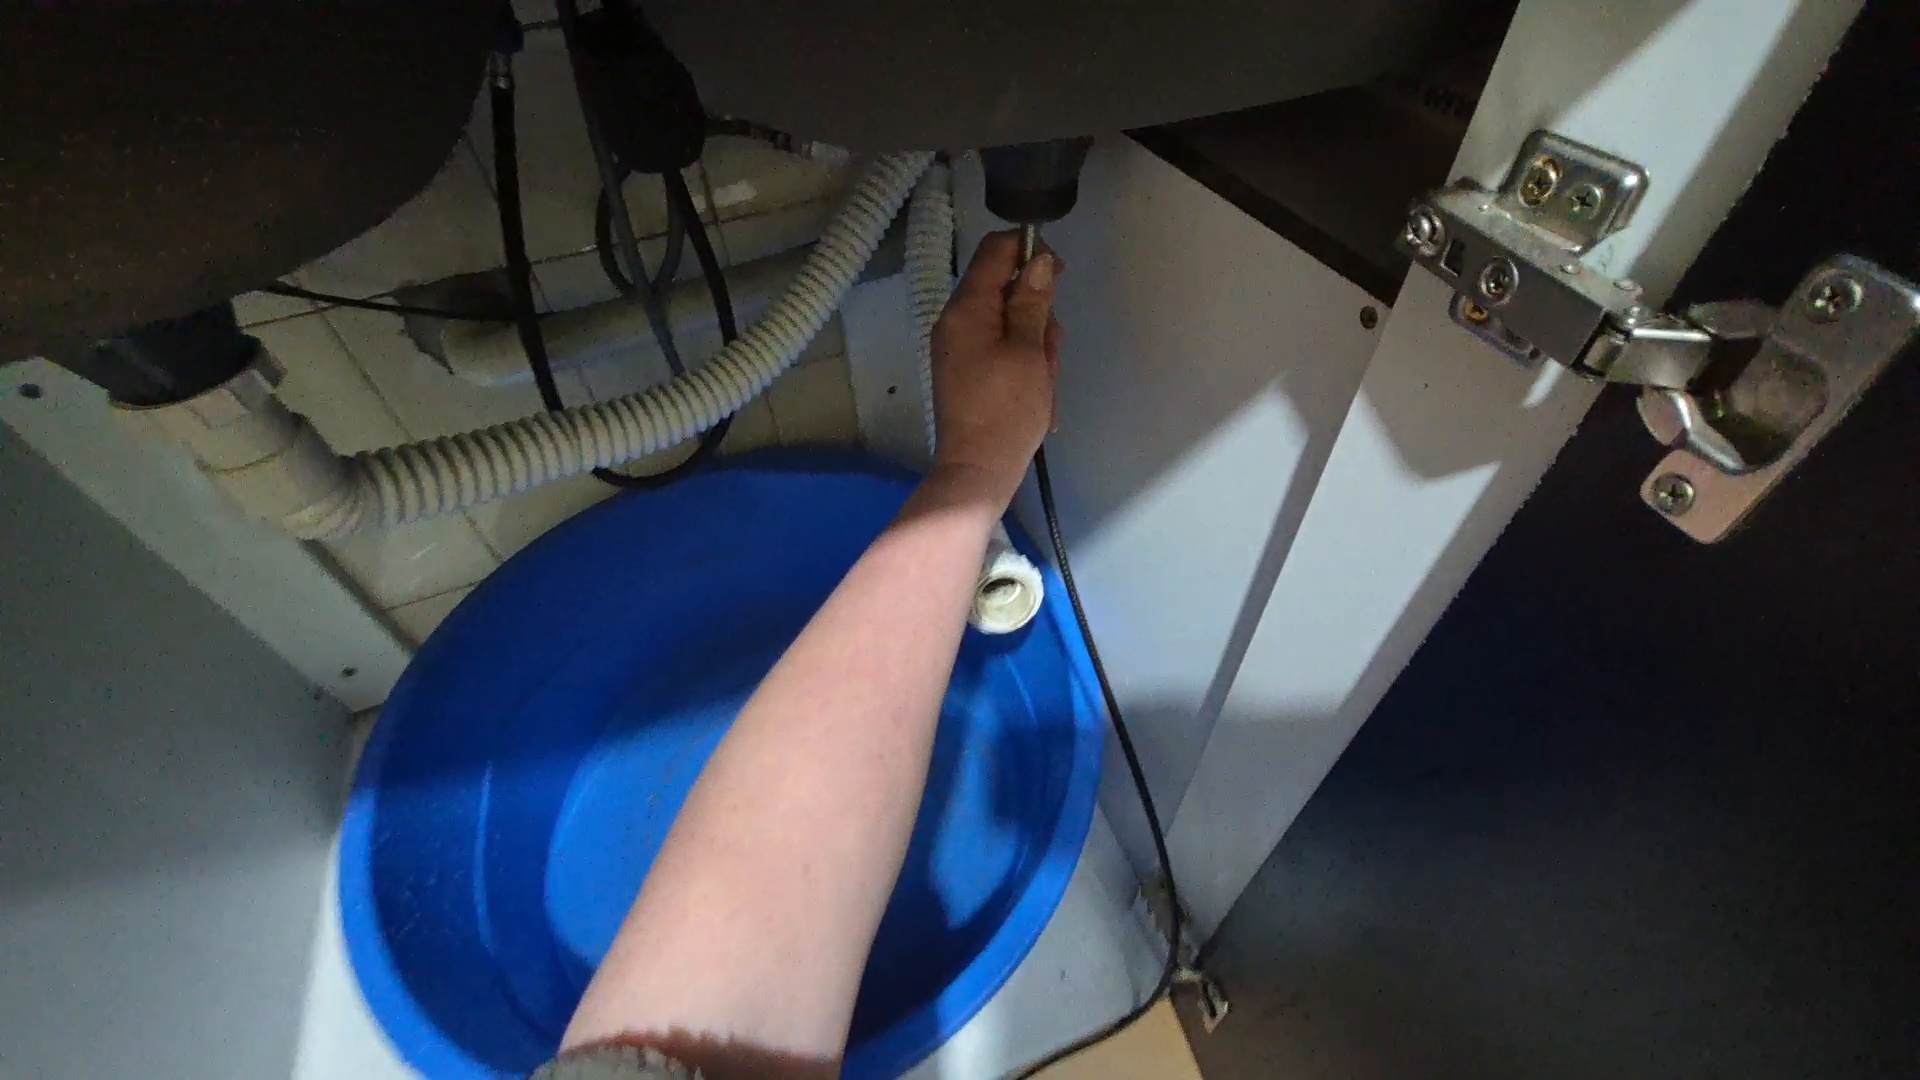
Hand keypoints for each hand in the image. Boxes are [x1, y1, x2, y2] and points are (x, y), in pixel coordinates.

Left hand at [929, 230, 1062, 506]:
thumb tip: (1039, 260)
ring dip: (1036, 347)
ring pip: (1010, 324)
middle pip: (1006, 291)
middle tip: (1049, 353)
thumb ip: (1033, 301)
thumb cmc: (1006, 410)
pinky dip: (1024, 366)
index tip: (1059, 274)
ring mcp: (960, 349)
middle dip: (1038, 316)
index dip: (1030, 251)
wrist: (978, 471)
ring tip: (1043, 383)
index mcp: (966, 309)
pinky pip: (1002, 351)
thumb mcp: (1029, 351)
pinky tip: (1036, 395)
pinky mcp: (968, 373)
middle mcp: (956, 323)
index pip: (994, 251)